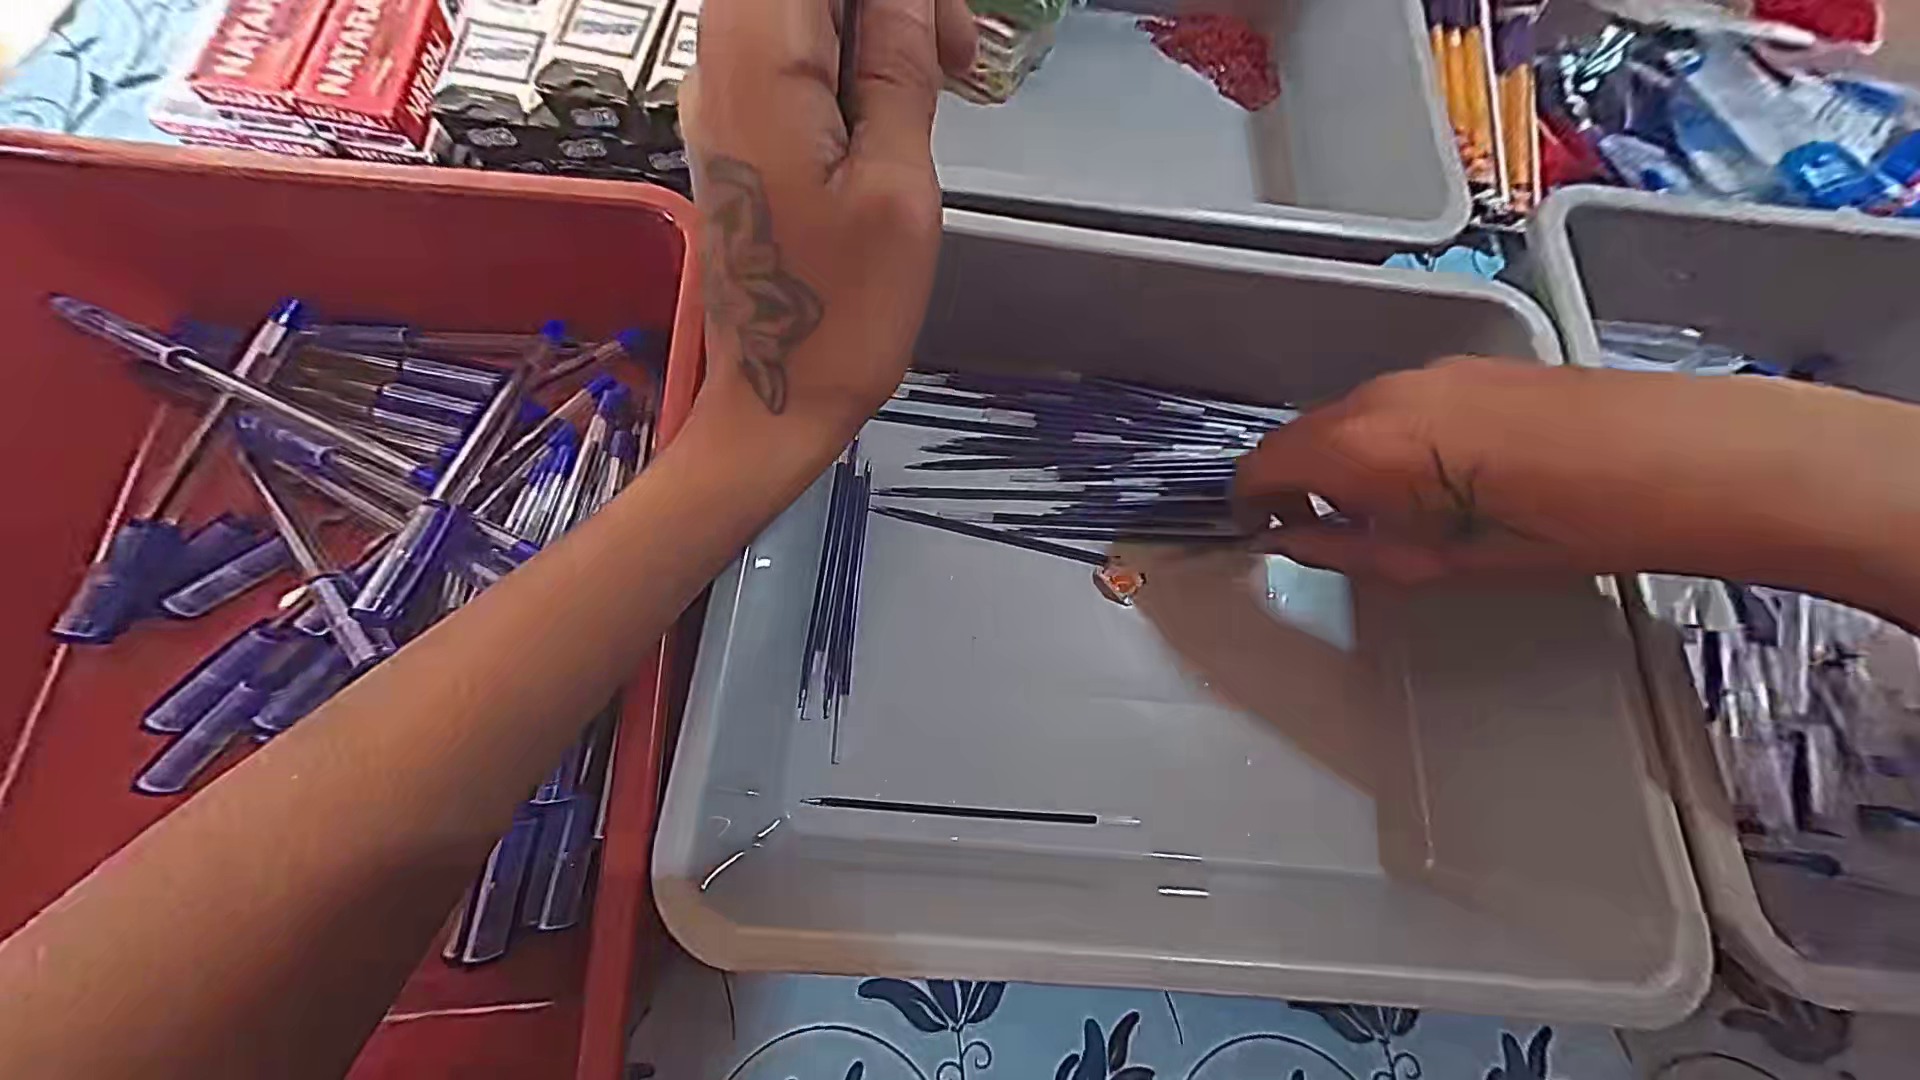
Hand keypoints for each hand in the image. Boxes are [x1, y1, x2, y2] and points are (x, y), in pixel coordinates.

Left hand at [680, 0, 976, 444]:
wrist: (780, 397)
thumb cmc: (844, 315)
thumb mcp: (897, 191)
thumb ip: (901, 72)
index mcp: (758, 60)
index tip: (947, 39)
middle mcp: (718, 65)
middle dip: (888, 8)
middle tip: (953, 61)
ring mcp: (720, 106)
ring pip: (798, 18)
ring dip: (872, 38)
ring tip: (929, 96)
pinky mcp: (735, 144)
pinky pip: (787, 67)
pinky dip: (843, 74)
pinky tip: (883, 122)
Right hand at [1233, 357, 1919, 594]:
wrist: (1690, 459)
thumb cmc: (1551, 526)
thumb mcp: (1423, 561)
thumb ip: (1335, 547)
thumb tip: (1290, 537)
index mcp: (1354, 447)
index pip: (1259, 466)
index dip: (1248, 501)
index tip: (1261, 528)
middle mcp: (1373, 398)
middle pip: (1295, 438)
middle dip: (1291, 481)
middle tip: (1319, 523)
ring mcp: (1418, 375)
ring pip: (1339, 418)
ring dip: (1334, 459)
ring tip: (1383, 501)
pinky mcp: (1458, 367)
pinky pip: (1385, 403)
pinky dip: (1375, 436)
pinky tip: (1428, 467)